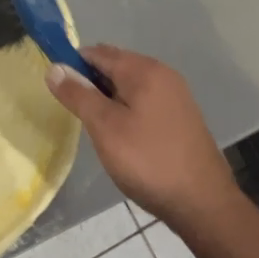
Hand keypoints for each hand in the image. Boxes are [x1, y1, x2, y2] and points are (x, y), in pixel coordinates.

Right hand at [46, 45, 241, 224]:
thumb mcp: (104, 127)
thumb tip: (54, 67)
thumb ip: (77, 94)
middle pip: (114, 66)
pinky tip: (125, 139)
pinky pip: (144, 101)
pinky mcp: (181, 116)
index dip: (73, 66)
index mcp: (143, 70)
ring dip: (109, 100)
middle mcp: (162, 74)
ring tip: (101, 131)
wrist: (204, 205)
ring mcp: (175, 95)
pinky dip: (128, 111)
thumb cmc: (148, 161)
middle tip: (81, 117)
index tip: (61, 94)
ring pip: (128, 86)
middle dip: (92, 85)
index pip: (96, 52)